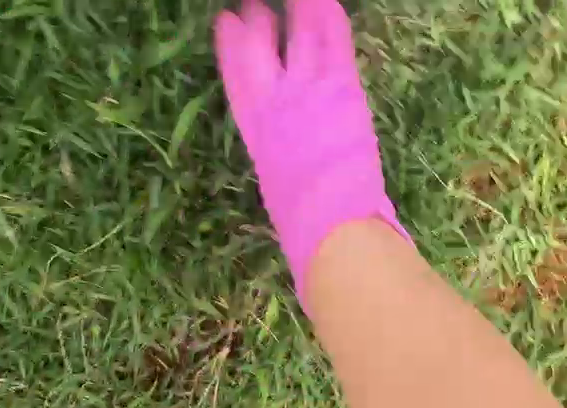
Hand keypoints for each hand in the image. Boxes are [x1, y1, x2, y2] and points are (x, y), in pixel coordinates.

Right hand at [215, 0, 410, 298]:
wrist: (333, 226)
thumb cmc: (305, 227)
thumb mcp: (279, 192)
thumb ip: (281, 164)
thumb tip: (287, 165)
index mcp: (256, 135)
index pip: (237, 79)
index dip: (229, 49)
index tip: (226, 25)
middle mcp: (274, 104)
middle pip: (258, 48)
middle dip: (255, 22)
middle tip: (256, 7)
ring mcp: (306, 90)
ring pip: (297, 33)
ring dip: (295, 7)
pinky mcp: (340, 85)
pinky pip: (333, 38)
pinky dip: (328, 15)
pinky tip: (325, 2)